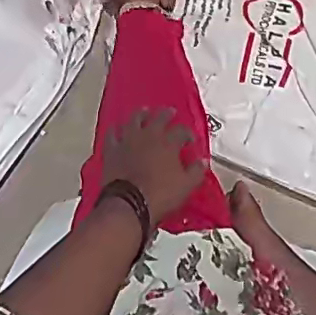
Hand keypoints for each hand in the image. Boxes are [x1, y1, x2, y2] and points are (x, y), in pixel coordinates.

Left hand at [102, 107, 206, 224]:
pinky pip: (112, 134)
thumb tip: (203, 161)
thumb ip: (196, 171)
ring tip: (144, 111)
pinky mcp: (112, 149)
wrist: (129, 203)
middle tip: (170, 112)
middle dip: (166, 114)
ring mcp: (128, 140)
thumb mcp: (186, 186)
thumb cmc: (161, 194)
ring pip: (135, 119)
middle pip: (159, 118)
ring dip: (141, 114)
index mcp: (168, 143)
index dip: (188, 133)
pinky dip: (115, 130)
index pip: (181, 131)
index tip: (191, 139)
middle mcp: (149, 135)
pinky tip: (116, 128)